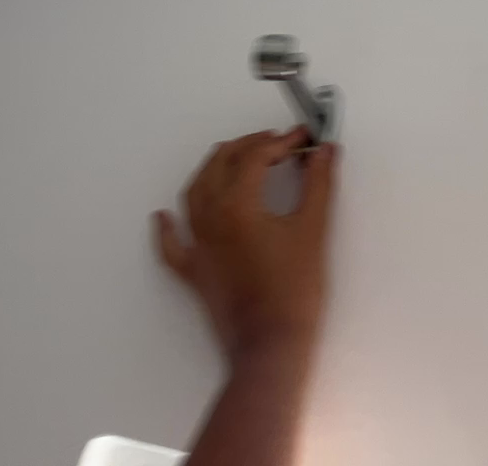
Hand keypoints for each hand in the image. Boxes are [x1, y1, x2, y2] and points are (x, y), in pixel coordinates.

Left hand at [154, 128, 337, 364]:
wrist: (272, 347)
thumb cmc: (295, 289)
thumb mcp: (313, 229)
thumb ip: (319, 183)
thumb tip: (325, 151)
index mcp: (237, 203)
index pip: (258, 156)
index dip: (284, 142)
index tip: (305, 139)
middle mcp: (209, 217)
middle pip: (222, 164)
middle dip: (251, 146)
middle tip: (279, 143)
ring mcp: (197, 245)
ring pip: (195, 191)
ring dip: (214, 167)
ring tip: (236, 156)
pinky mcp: (193, 272)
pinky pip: (171, 245)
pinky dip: (166, 228)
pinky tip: (162, 217)